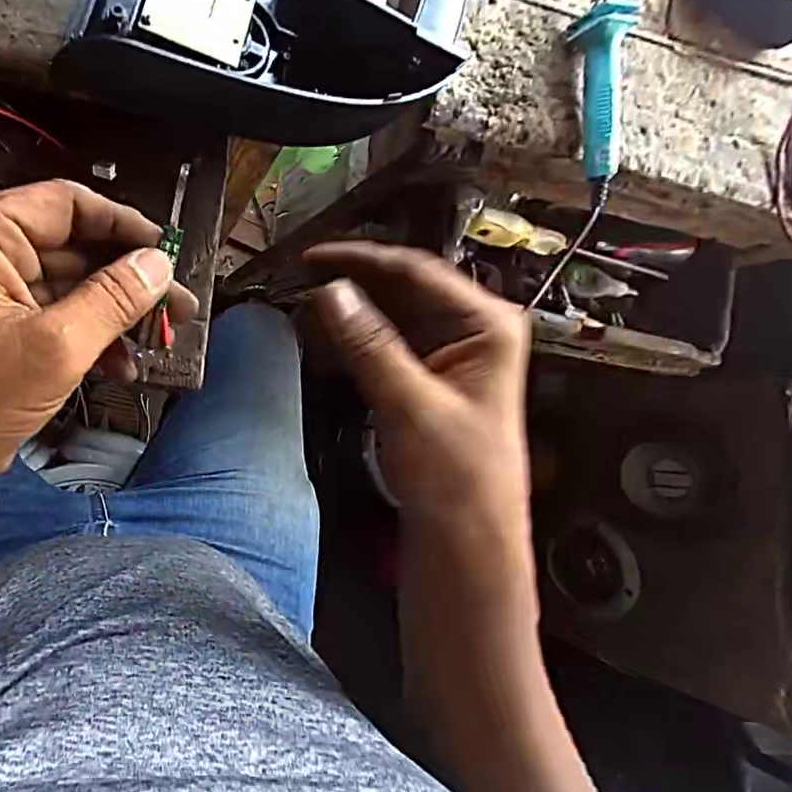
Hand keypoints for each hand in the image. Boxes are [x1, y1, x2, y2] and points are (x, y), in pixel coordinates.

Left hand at [0, 180, 191, 550]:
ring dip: (118, 315)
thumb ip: (114, 299)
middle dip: (129, 280)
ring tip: (162, 340)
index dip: (124, 226)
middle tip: (179, 307)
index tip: (169, 253)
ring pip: (74, 285)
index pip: (67, 204)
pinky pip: (61, 315)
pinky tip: (124, 366)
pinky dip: (94, 337)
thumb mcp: (56, 348)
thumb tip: (159, 263)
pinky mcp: (4, 326)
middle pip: (76, 246)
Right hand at [305, 241, 532, 599]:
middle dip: (353, 283)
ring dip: (350, 309)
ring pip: (389, 313)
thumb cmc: (463, 480)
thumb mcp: (411, 405)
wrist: (466, 535)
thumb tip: (335, 295)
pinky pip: (384, 342)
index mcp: (487, 326)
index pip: (417, 270)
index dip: (361, 259)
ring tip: (308, 304)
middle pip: (402, 288)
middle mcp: (470, 332)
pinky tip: (328, 335)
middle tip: (304, 278)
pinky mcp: (425, 377)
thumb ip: (369, 345)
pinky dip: (354, 337)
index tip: (317, 256)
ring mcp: (446, 354)